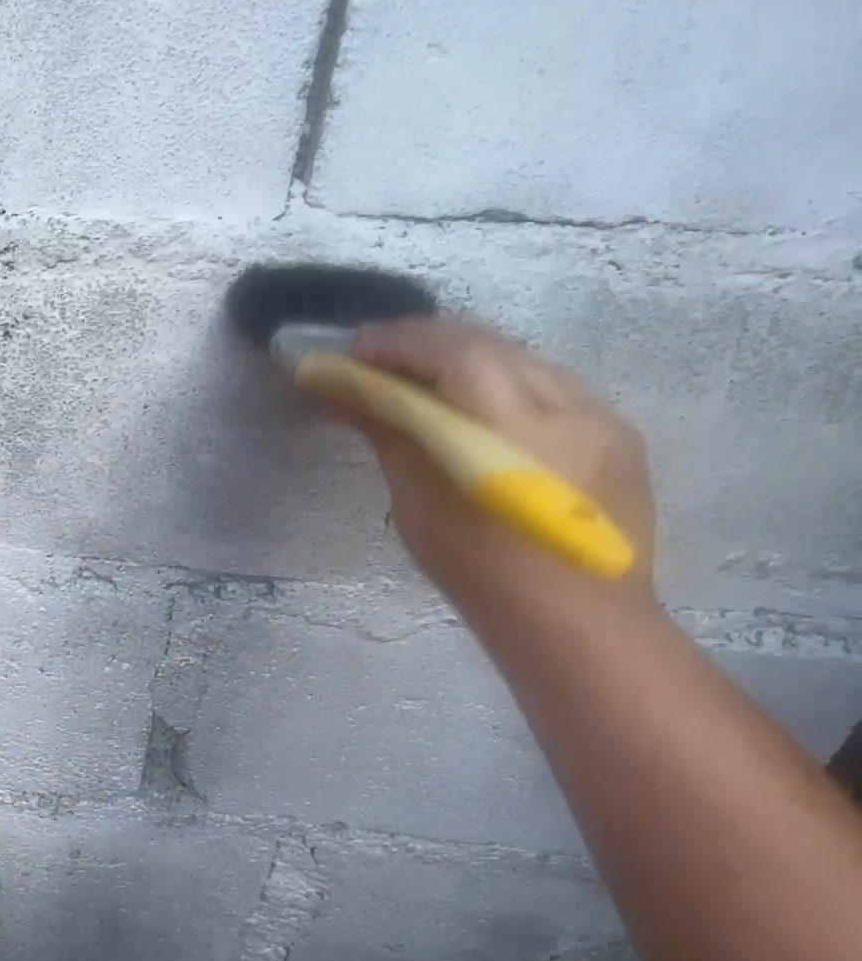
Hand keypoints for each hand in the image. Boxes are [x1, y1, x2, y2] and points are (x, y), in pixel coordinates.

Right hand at [346, 317, 656, 608]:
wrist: (576, 620)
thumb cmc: (478, 567)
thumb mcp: (416, 498)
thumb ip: (388, 430)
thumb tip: (343, 392)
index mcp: (512, 428)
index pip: (453, 352)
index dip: (399, 341)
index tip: (354, 348)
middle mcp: (567, 407)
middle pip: (489, 343)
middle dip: (426, 341)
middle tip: (377, 355)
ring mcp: (602, 416)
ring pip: (522, 358)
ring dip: (465, 354)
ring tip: (420, 373)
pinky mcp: (618, 432)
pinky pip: (550, 384)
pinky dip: (501, 378)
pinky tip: (475, 402)